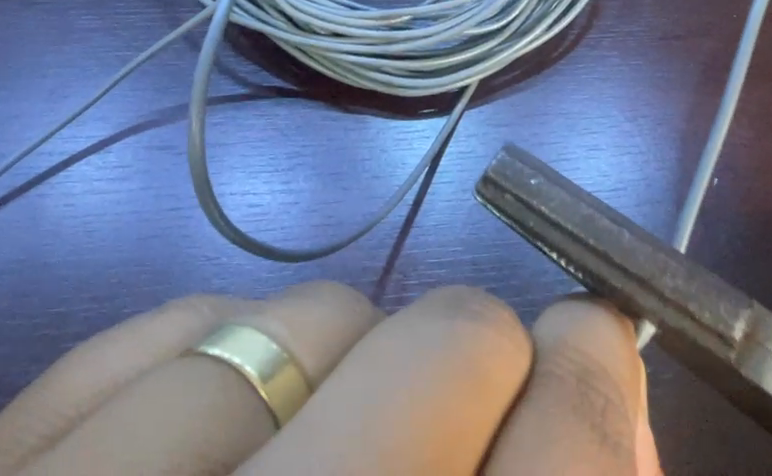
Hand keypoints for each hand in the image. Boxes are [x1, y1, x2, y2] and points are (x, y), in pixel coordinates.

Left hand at [0, 282, 660, 475]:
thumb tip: (603, 396)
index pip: (562, 455)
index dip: (596, 378)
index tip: (592, 341)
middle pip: (450, 346)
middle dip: (487, 360)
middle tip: (469, 410)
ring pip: (314, 316)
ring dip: (355, 359)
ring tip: (331, 438)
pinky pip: (168, 329)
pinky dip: (230, 351)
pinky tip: (234, 425)